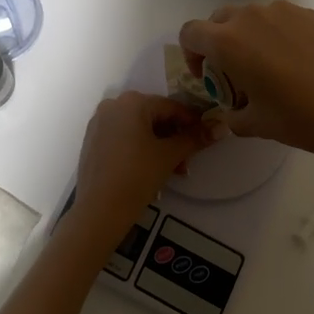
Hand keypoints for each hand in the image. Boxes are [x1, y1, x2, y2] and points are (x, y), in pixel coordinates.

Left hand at [71, 92, 216, 236]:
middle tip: (186, 161)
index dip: (191, 122)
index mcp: (132, 102)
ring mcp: (99, 123)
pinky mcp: (92, 141)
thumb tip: (221, 127)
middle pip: (153, 117)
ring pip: (138, 129)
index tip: (205, 136)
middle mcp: (113, 105)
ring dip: (159, 146)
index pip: (171, 107)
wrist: (99, 211)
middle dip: (173, 138)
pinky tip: (150, 170)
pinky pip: (123, 138)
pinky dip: (139, 149)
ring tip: (172, 170)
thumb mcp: (169, 156)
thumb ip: (195, 139)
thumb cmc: (137, 176)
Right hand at [178, 1, 313, 170]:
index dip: (191, 55)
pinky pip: (282, 20)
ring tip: (271, 73)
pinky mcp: (313, 14)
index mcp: (230, 42)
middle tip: (236, 77)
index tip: (207, 78)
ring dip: (250, 39)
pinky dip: (278, 36)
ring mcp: (286, 11)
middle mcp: (254, 17)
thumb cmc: (304, 119)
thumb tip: (233, 111)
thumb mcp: (258, 125)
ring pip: (254, 18)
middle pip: (220, 20)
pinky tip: (300, 66)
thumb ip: (233, 115)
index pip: (191, 32)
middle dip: (219, 45)